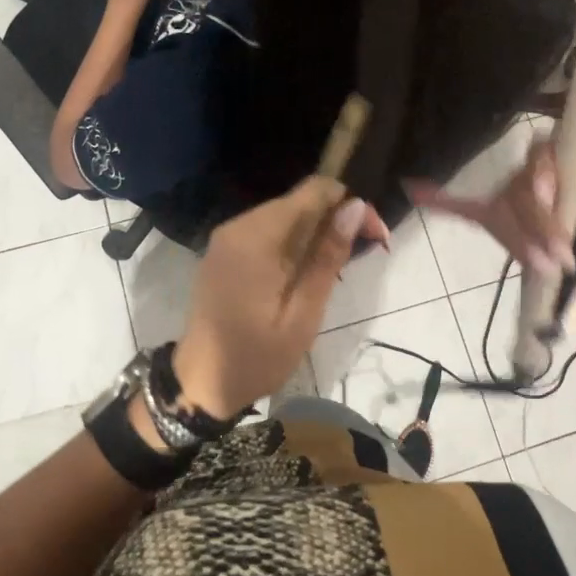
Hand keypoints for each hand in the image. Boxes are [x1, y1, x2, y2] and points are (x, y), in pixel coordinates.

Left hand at [172, 178, 386, 418]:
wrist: (201, 383)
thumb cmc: (256, 356)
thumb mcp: (302, 314)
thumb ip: (327, 257)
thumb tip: (355, 206)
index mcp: (256, 238)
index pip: (313, 191)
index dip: (348, 202)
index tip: (374, 233)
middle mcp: (238, 226)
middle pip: (299, 201)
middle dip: (336, 218)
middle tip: (365, 253)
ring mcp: (227, 238)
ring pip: (285, 215)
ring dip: (316, 232)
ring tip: (337, 269)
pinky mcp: (224, 252)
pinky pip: (267, 232)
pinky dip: (292, 243)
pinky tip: (305, 273)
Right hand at [407, 129, 575, 323]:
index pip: (547, 153)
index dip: (541, 173)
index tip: (551, 195)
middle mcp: (544, 181)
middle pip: (520, 186)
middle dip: (537, 222)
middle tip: (560, 256)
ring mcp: (521, 206)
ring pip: (503, 210)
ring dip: (521, 239)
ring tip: (548, 268)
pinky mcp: (505, 230)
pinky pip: (469, 208)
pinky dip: (443, 200)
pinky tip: (416, 190)